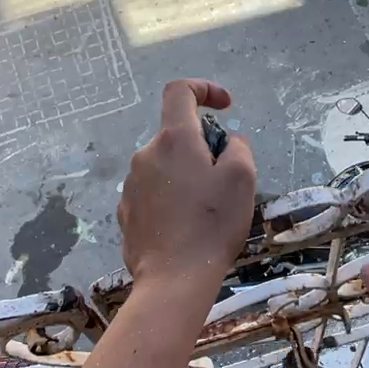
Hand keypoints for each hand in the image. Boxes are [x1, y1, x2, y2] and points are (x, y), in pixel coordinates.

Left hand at [118, 80, 257, 290]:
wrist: (174, 279)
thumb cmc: (212, 225)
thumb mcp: (242, 180)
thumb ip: (238, 148)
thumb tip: (227, 143)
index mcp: (174, 140)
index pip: (180, 91)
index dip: (204, 89)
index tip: (225, 106)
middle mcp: (145, 155)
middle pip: (176, 136)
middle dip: (202, 148)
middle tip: (224, 181)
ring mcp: (130, 185)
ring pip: (164, 167)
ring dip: (186, 176)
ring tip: (205, 211)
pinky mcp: (126, 213)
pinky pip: (153, 194)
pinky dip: (170, 199)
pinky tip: (185, 228)